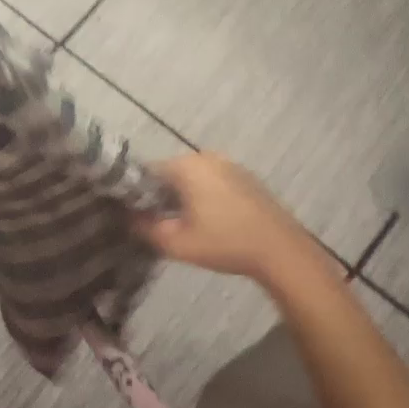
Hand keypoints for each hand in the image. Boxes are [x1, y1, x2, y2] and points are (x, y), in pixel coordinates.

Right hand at [135, 152, 327, 286]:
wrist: (280, 250)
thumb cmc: (224, 243)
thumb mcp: (176, 243)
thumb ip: (145, 228)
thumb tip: (128, 218)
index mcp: (186, 166)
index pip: (146, 172)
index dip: (135, 194)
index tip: (133, 215)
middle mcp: (206, 157)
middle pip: (170, 174)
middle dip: (159, 196)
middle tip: (155, 224)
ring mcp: (229, 165)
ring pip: (192, 178)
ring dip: (182, 197)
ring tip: (180, 225)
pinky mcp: (245, 178)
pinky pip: (212, 182)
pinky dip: (204, 197)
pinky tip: (207, 221)